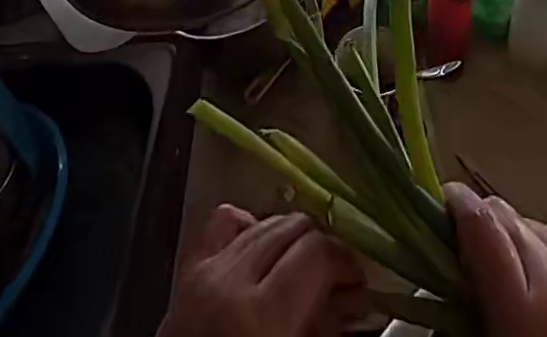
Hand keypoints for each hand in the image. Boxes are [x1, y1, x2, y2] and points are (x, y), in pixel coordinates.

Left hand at [159, 205, 364, 336]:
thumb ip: (326, 326)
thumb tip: (356, 295)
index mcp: (262, 312)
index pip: (318, 251)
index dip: (345, 260)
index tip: (357, 280)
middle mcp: (232, 280)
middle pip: (295, 228)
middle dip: (322, 247)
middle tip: (335, 276)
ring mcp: (207, 272)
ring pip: (266, 222)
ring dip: (292, 237)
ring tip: (303, 266)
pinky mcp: (189, 272)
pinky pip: (226, 223)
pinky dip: (250, 226)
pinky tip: (263, 250)